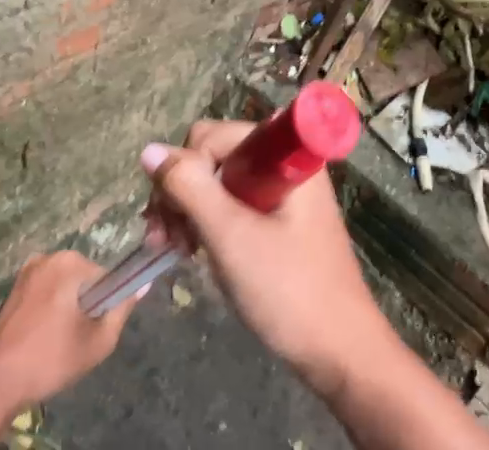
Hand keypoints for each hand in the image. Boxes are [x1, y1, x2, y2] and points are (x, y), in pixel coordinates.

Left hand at [0, 251, 136, 409]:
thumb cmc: (50, 359)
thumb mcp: (98, 340)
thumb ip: (123, 308)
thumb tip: (144, 283)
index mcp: (69, 262)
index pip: (106, 278)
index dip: (105, 306)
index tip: (94, 330)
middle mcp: (47, 257)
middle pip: (84, 280)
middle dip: (86, 306)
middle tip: (78, 340)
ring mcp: (25, 272)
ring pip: (64, 288)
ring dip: (67, 309)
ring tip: (58, 342)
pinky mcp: (12, 289)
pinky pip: (44, 294)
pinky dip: (49, 311)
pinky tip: (41, 338)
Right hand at [141, 121, 386, 397]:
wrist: (338, 352)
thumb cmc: (288, 290)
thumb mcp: (230, 236)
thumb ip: (189, 187)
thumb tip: (149, 151)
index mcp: (284, 156)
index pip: (214, 136)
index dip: (187, 168)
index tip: (173, 212)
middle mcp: (283, 165)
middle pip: (212, 156)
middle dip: (181, 191)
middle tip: (166, 239)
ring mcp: (281, 194)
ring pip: (216, 183)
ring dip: (187, 211)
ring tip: (173, 250)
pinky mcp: (276, 221)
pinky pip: (229, 206)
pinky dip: (204, 224)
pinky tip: (189, 251)